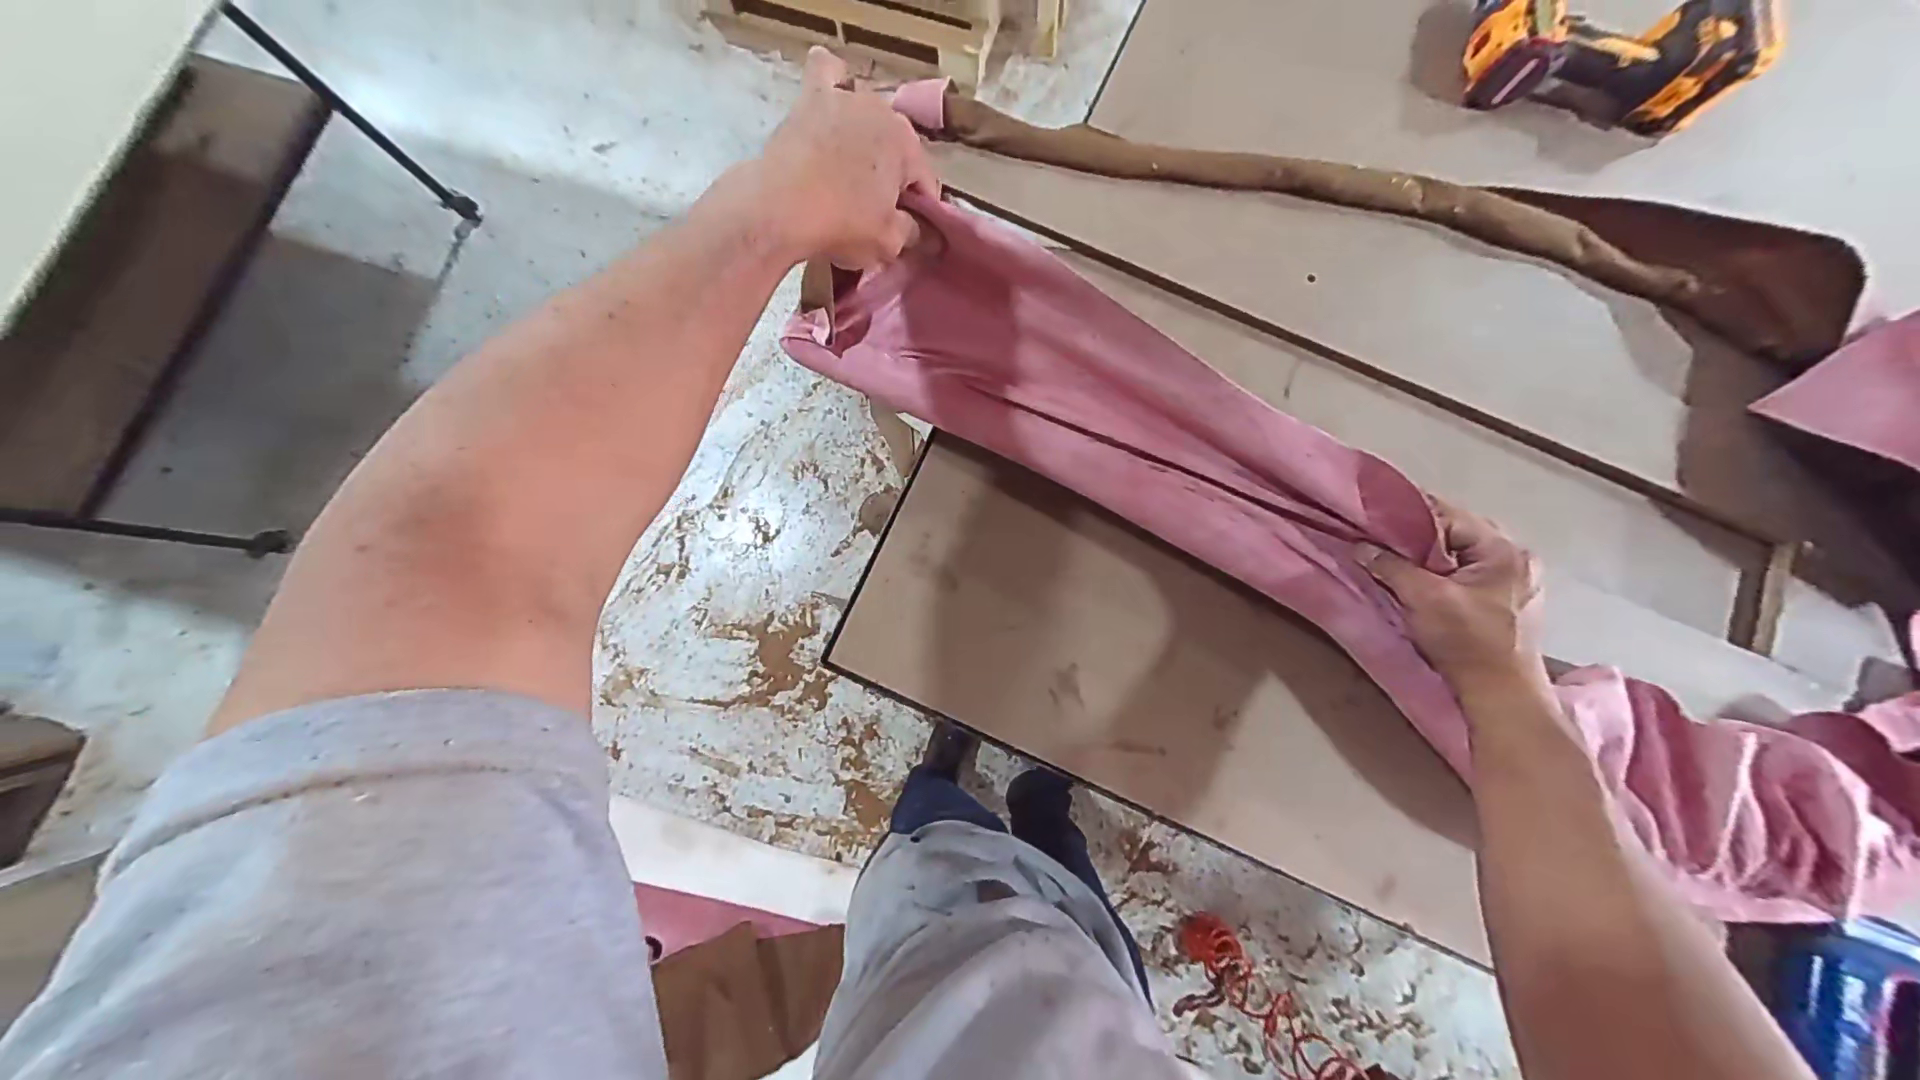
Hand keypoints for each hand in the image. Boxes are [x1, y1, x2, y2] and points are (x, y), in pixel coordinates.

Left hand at [752, 47, 939, 268]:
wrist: (781, 209)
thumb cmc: (842, 225)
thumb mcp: (889, 243)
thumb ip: (914, 233)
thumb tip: (925, 233)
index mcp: (908, 145)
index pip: (925, 182)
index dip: (920, 210)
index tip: (907, 229)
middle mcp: (882, 110)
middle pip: (897, 148)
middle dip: (893, 175)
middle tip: (874, 208)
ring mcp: (845, 97)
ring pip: (867, 114)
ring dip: (867, 136)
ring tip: (852, 168)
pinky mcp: (810, 96)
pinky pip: (828, 72)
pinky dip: (833, 82)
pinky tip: (832, 97)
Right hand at [1357, 500, 1546, 689]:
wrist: (1500, 694)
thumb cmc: (1466, 641)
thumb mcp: (1422, 598)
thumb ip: (1391, 566)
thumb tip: (1360, 546)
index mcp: (1504, 551)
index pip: (1450, 516)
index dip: (1409, 513)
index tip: (1374, 514)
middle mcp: (1517, 560)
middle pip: (1457, 533)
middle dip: (1417, 534)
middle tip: (1380, 535)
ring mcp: (1515, 582)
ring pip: (1460, 554)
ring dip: (1427, 554)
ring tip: (1393, 555)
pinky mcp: (1505, 603)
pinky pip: (1466, 572)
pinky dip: (1440, 571)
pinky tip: (1417, 578)